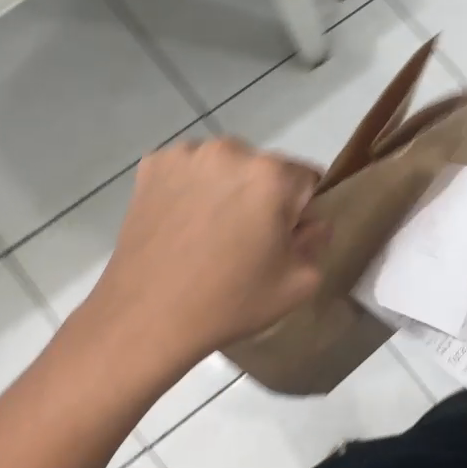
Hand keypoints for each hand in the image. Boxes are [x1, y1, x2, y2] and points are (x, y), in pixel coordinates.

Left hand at [75, 138, 330, 361]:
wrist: (147, 316)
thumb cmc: (230, 302)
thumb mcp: (299, 284)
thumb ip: (319, 242)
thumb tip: (311, 222)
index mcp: (272, 174)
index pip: (308, 179)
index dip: (302, 211)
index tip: (283, 240)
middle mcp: (229, 151)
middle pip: (264, 169)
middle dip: (263, 197)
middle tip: (245, 242)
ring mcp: (185, 155)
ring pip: (225, 168)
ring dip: (226, 190)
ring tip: (209, 235)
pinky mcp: (152, 166)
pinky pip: (189, 171)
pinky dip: (191, 190)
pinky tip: (183, 225)